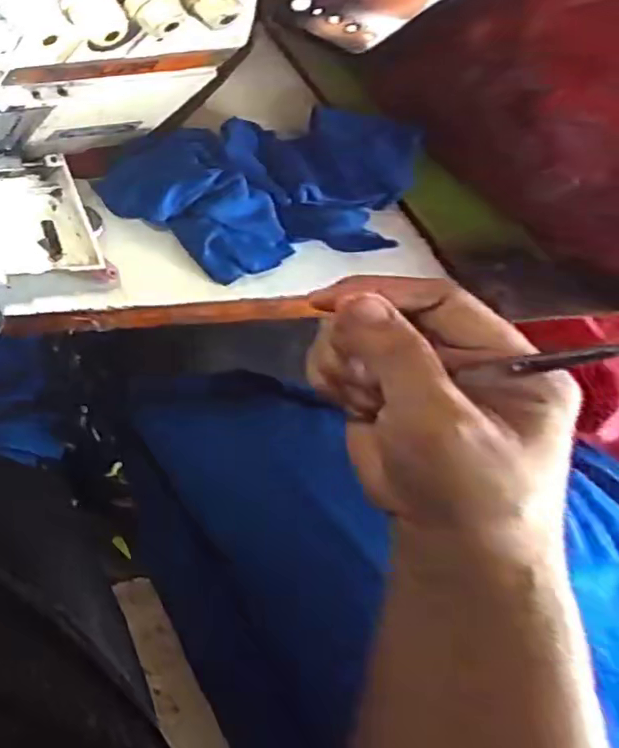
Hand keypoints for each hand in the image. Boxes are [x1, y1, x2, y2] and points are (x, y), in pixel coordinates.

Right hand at [306, 277, 579, 548]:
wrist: (449, 539)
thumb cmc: (464, 482)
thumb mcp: (435, 416)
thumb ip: (397, 355)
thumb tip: (353, 301)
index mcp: (509, 361)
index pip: (439, 301)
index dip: (380, 293)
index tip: (322, 303)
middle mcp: (466, 361)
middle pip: (386, 316)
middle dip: (354, 341)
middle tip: (353, 379)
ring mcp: (422, 377)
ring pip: (354, 336)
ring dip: (338, 361)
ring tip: (355, 399)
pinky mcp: (384, 391)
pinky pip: (339, 360)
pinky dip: (329, 375)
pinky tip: (345, 402)